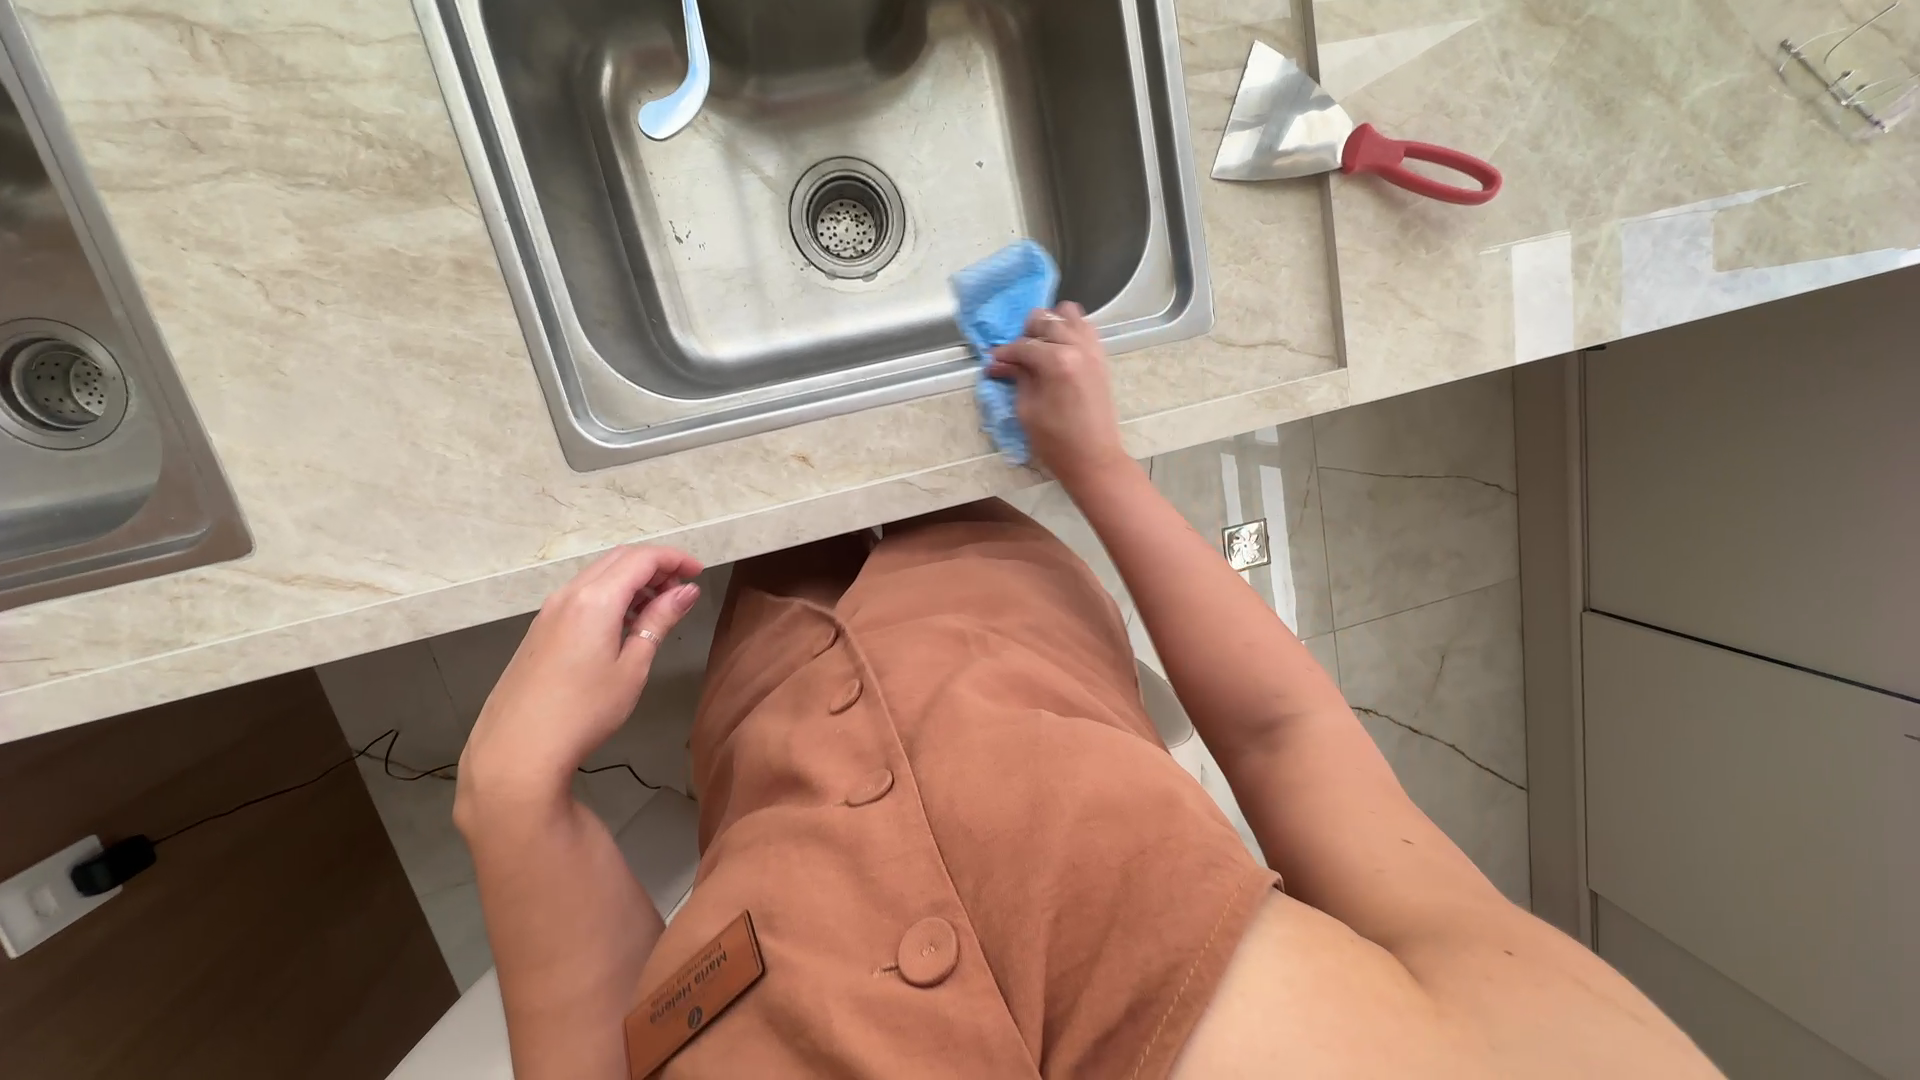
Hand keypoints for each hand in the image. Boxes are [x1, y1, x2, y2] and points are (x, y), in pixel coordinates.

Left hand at [455, 545, 702, 822]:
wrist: (517, 748)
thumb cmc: (585, 710)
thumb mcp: (633, 665)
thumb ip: (660, 620)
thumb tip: (686, 591)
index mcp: (596, 599)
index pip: (642, 558)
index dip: (675, 558)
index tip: (699, 573)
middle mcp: (569, 594)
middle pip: (618, 559)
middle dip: (655, 565)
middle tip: (682, 589)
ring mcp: (550, 611)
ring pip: (599, 575)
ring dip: (632, 581)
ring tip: (659, 609)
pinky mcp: (541, 629)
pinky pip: (583, 595)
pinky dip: (611, 596)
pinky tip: (625, 626)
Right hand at [986, 302, 1128, 487]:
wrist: (1094, 459)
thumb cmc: (1056, 442)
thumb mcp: (1027, 410)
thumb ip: (1017, 378)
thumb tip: (998, 363)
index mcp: (1057, 361)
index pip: (1024, 345)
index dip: (1005, 353)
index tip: (993, 361)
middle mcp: (1078, 347)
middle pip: (1046, 321)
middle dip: (1027, 334)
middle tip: (1017, 356)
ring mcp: (1093, 350)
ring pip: (1069, 315)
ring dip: (1051, 326)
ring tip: (1039, 347)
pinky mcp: (1101, 358)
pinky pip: (1085, 328)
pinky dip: (1069, 331)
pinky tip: (1058, 350)